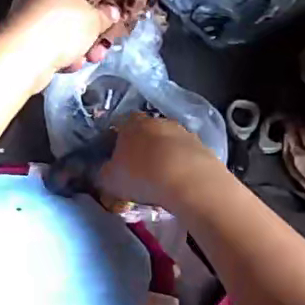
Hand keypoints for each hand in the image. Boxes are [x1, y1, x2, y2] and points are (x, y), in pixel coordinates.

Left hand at [0, 0, 119, 77]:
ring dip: (82, 45)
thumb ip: (106, 15)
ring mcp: (31, 14)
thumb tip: (111, 11)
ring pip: (66, 28)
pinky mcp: (25, 37)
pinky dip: (63, 53)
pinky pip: (51, 42)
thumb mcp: (94, 21)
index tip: (115, 17)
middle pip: (79, 7)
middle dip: (95, 29)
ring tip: (89, 58)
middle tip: (104, 45)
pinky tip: (70, 64)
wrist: (22, 56)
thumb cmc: (61, 29)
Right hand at [98, 114, 223, 207]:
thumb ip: (102, 172)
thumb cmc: (141, 176)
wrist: (189, 182)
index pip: (118, 126)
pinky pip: (185, 155)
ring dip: (163, 157)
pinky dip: (181, 166)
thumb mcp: (109, 180)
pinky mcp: (202, 146)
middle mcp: (157, 120)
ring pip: (167, 143)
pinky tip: (179, 183)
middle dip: (141, 149)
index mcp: (130, 123)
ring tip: (160, 180)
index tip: (114, 161)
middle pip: (145, 133)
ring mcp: (183, 131)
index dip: (115, 143)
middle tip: (137, 172)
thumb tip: (103, 171)